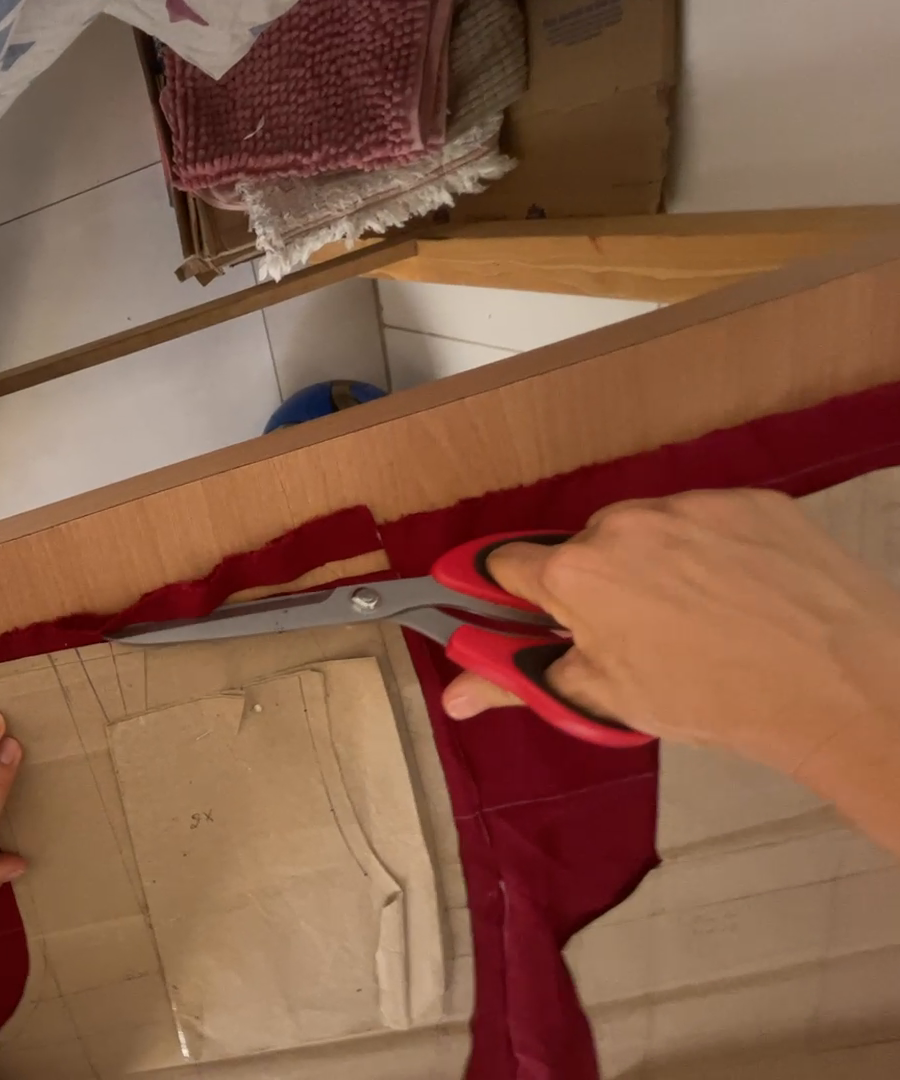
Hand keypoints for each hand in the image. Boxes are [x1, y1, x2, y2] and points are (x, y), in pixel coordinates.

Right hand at [442, 489, 899, 781]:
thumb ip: (512, 682)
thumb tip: (452, 700)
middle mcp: (618, 526)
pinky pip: (700, 517)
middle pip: (576, 547)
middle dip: (590, 581)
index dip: (513, 590)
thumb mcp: (599, 695)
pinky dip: (706, 545)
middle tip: (629, 625)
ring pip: (638, 529)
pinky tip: (737, 587)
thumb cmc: (713, 699)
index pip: (503, 563)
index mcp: (571, 572)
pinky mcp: (751, 502)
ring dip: (646, 559)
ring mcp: (690, 508)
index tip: (531, 610)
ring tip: (693, 608)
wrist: (859, 694)